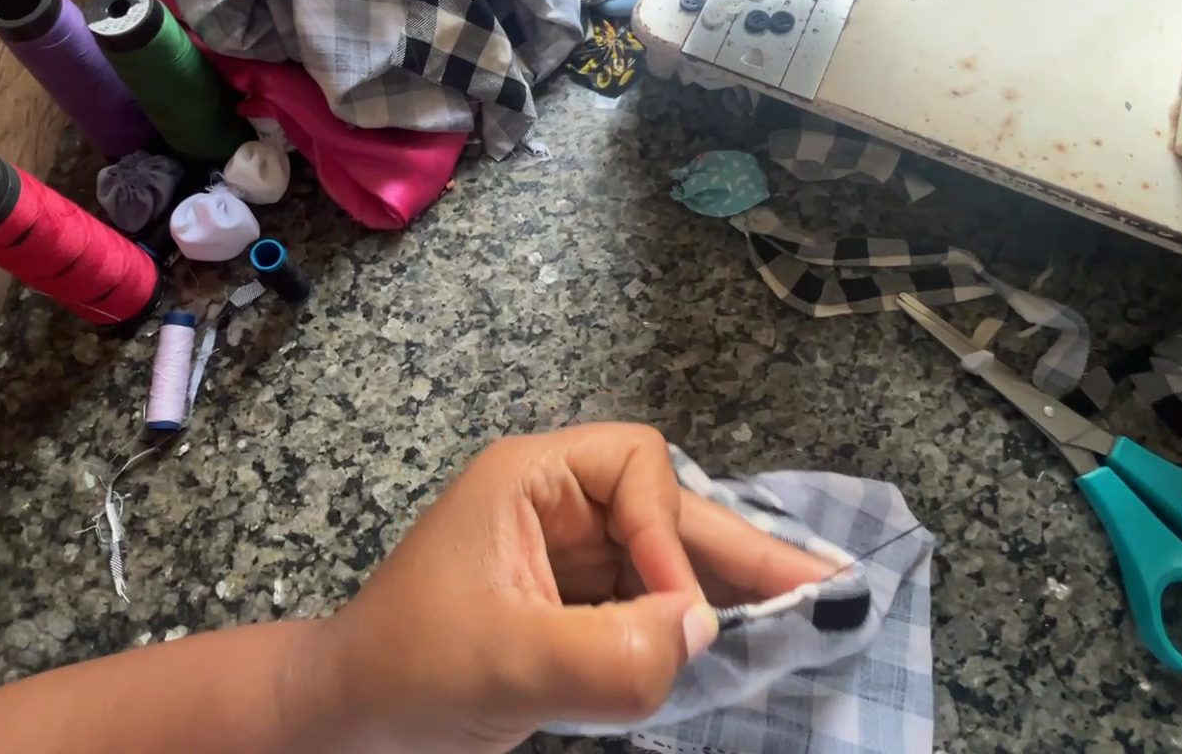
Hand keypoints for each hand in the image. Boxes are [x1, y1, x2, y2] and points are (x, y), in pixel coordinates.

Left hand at [310, 424, 836, 753]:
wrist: (354, 711)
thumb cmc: (414, 669)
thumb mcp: (509, 664)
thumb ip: (612, 653)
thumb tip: (701, 629)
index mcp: (532, 478)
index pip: (633, 470)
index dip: (668, 532)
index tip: (679, 612)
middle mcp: (554, 500)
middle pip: (660, 507)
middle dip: (734, 549)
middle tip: (826, 583)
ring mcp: (562, 549)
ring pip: (658, 552)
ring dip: (723, 583)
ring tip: (806, 608)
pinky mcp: (567, 596)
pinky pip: (640, 595)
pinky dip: (685, 618)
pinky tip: (738, 638)